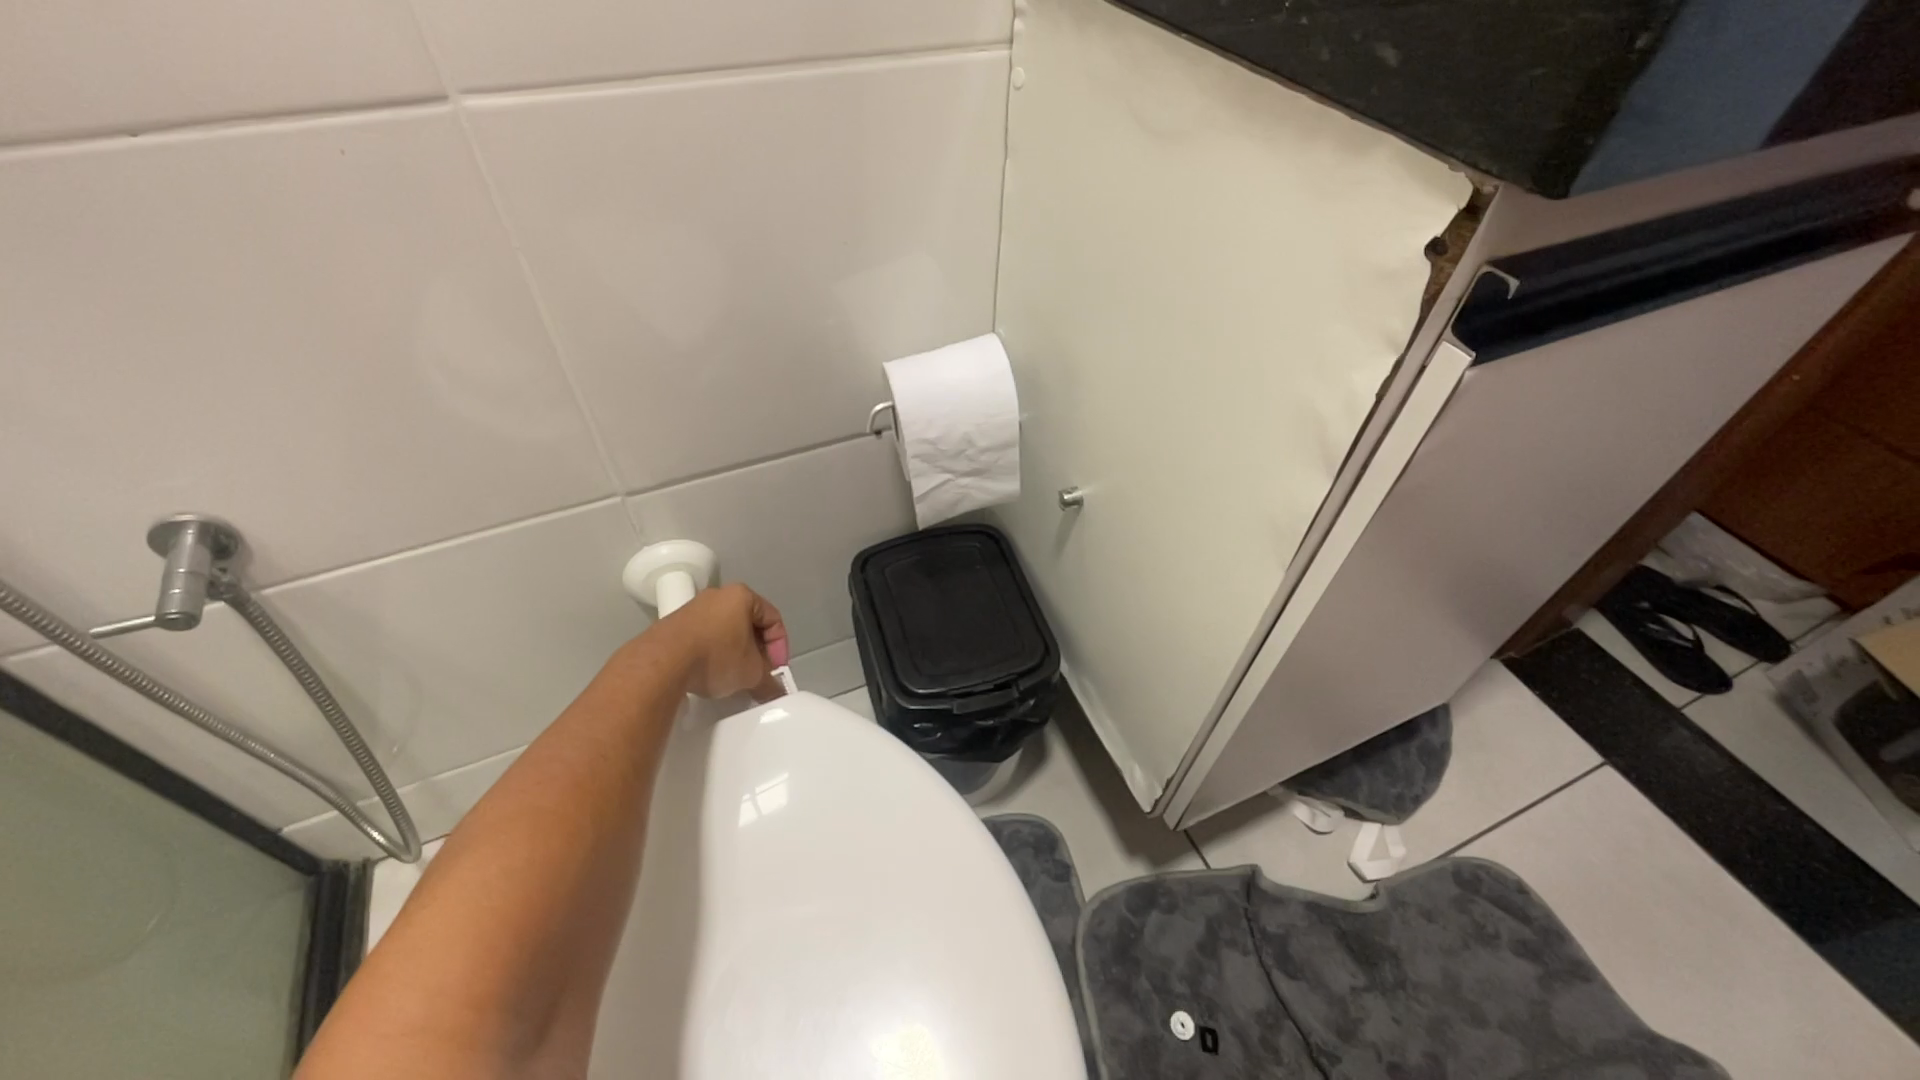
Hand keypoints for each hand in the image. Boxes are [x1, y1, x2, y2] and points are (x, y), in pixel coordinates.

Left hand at [654, 584, 789, 701]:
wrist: (661, 663)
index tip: (775, 669)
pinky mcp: (674, 624)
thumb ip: (768, 680)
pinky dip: (713, 652)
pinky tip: (711, 672)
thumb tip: (774, 690)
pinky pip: (704, 636)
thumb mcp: (751, 673)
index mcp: (741, 596)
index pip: (773, 619)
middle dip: (757, 651)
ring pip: (725, 630)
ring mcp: (693, 608)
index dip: (780, 647)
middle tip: (758, 674)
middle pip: (748, 623)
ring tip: (734, 676)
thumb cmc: (715, 657)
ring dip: (735, 652)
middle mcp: (717, 595)